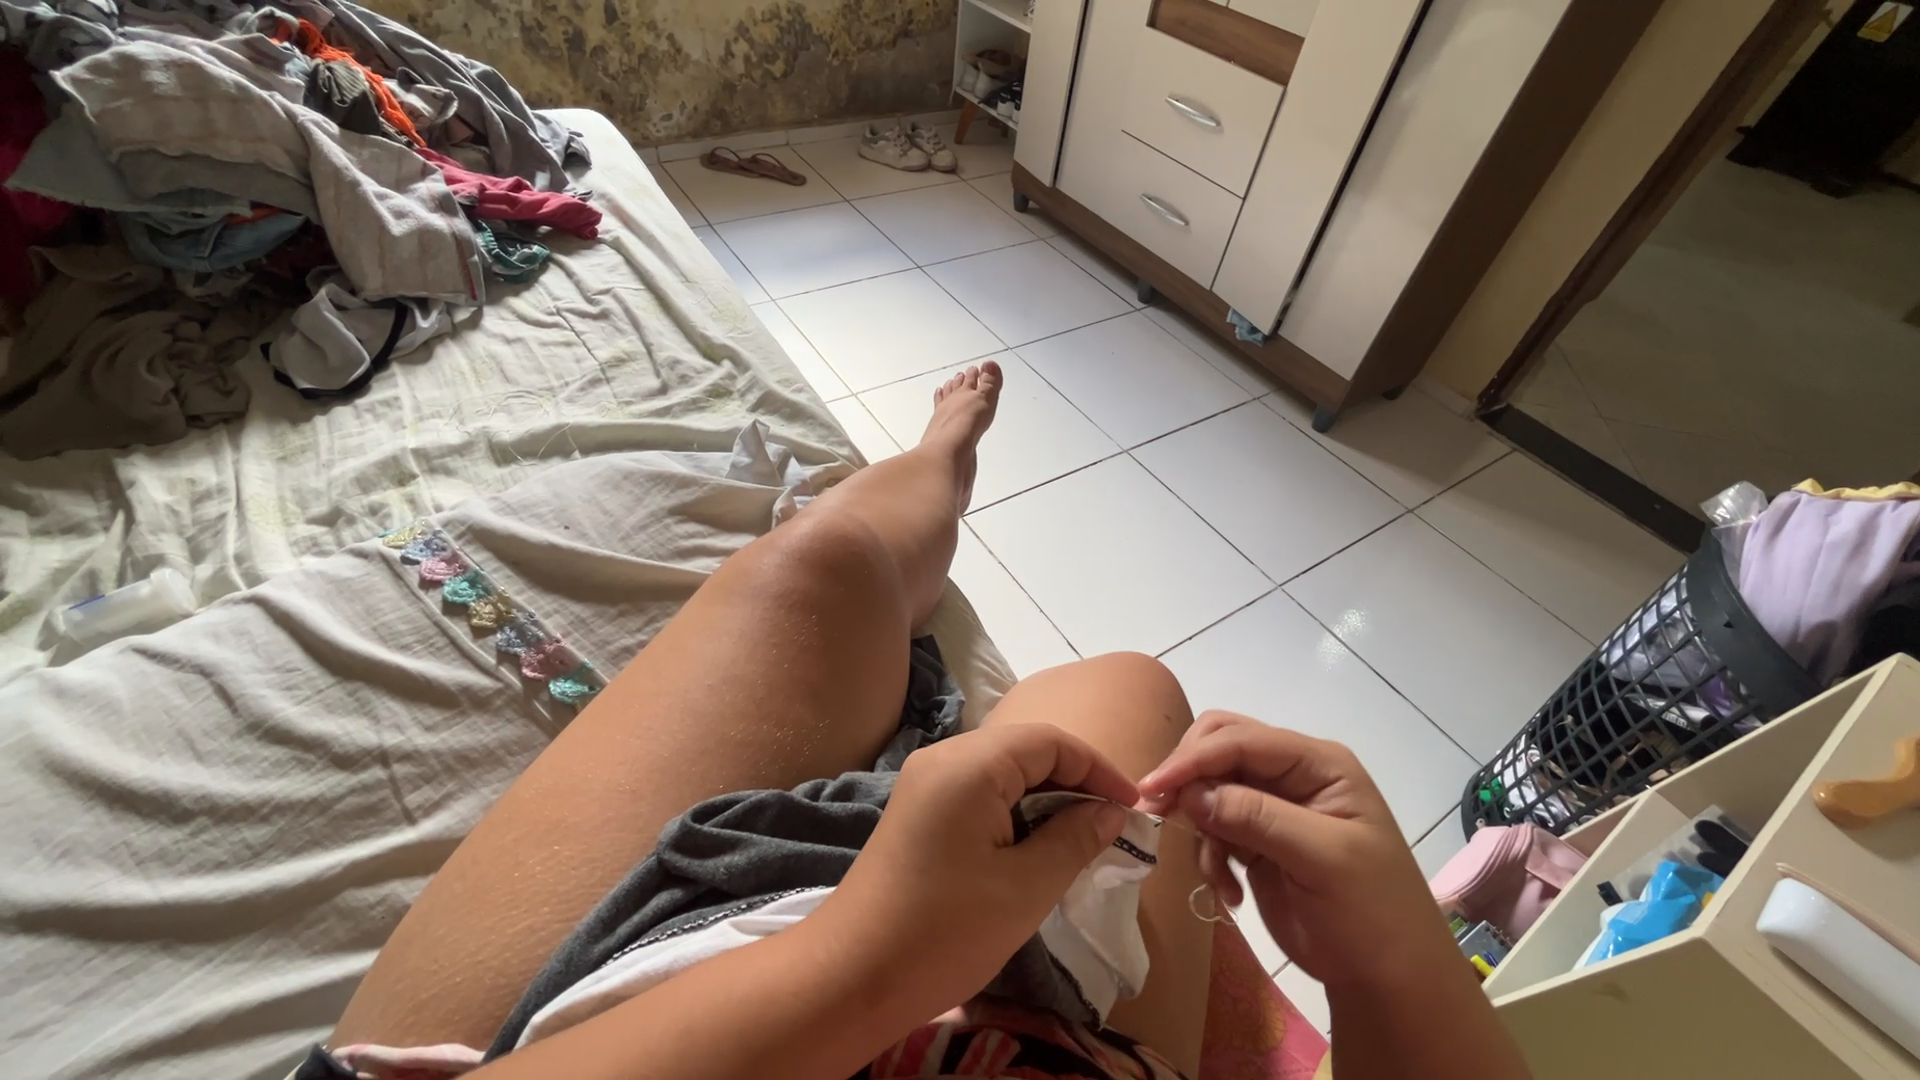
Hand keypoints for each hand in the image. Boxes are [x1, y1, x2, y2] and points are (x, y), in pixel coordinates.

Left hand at [812, 723, 1136, 1021]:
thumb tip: (1109, 811)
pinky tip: (1034, 844)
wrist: (852, 975)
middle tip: (1109, 825)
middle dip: (1071, 782)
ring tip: (1079, 838)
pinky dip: (1013, 809)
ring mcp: (925, 782)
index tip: (1130, 807)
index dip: (1096, 768)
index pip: (1047, 741)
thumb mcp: (1024, 889)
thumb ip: (1073, 839)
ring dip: (1043, 797)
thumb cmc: (945, 931)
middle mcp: (943, 758)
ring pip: (1001, 771)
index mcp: (968, 765)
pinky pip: (977, 791)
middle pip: (1023, 749)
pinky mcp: (918, 808)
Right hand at [1137, 711, 1453, 990]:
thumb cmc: (1373, 914)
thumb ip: (1257, 817)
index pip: (1241, 740)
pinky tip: (1229, 892)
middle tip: (1158, 811)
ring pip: (1208, 788)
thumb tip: (1189, 792)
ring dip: (1200, 829)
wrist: (1388, 982)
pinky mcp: (1255, 839)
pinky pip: (1211, 828)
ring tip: (1215, 876)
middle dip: (1187, 778)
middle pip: (1219, 748)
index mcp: (1317, 763)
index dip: (1194, 758)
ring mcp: (1272, 806)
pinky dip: (1209, 857)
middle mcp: (1291, 774)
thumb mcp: (1324, 860)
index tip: (1153, 788)